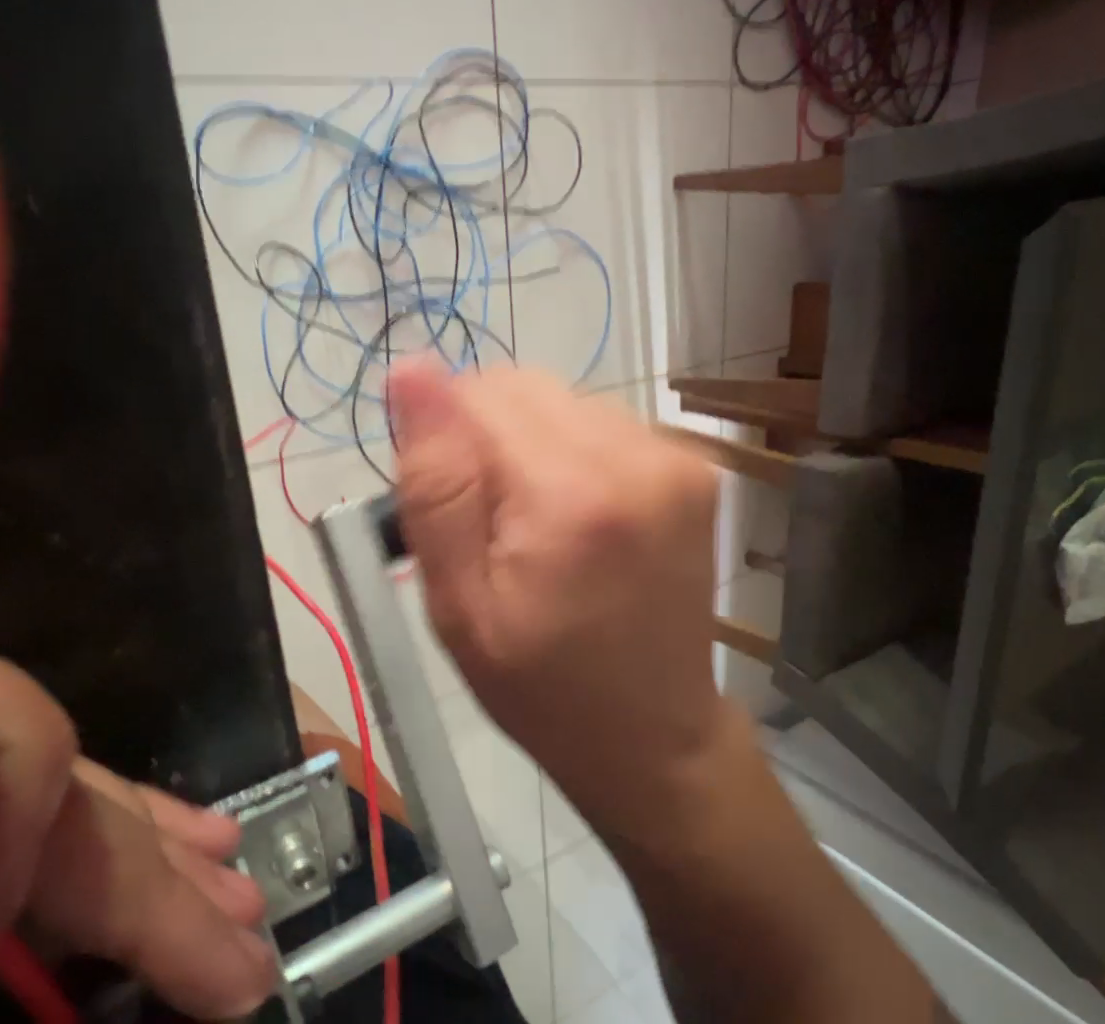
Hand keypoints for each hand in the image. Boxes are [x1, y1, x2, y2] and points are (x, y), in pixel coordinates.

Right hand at [389, 362, 736, 828]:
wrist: (653, 733)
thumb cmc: (541, 687)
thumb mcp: (459, 606)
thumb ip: (435, 485)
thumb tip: (411, 371)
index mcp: (572, 494)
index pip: (474, 398)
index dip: (444, 446)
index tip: (452, 513)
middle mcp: (636, 455)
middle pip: (518, 387)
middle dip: (483, 440)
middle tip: (490, 526)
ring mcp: (674, 457)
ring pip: (557, 399)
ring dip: (526, 446)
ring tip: (535, 528)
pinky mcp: (693, 466)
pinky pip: (598, 422)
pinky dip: (569, 455)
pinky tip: (575, 519)